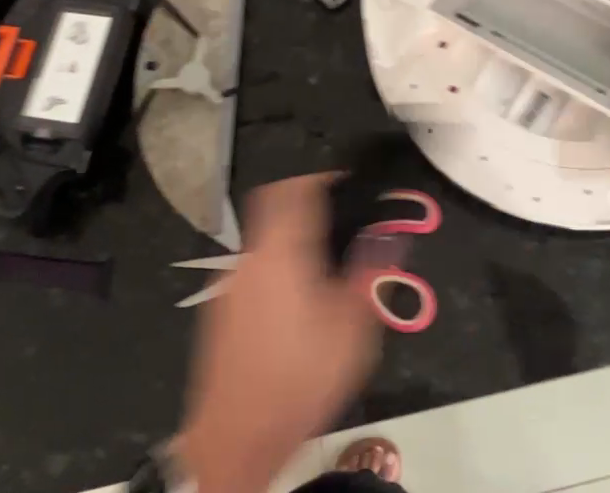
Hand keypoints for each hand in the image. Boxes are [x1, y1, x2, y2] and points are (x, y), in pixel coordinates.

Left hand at [176, 176, 382, 492]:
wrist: (239, 433)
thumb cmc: (297, 381)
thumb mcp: (352, 327)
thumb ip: (370, 273)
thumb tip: (389, 237)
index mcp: (281, 251)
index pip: (294, 187)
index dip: (319, 175)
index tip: (340, 180)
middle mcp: (249, 258)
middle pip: (272, 205)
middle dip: (301, 199)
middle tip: (333, 211)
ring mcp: (230, 282)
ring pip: (261, 238)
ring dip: (287, 235)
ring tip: (321, 258)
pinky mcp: (221, 308)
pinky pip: (251, 268)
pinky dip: (274, 266)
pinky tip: (295, 297)